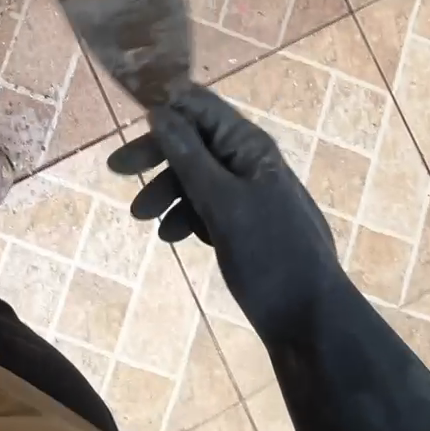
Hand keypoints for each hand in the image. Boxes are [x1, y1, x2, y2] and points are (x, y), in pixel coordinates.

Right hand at [106, 88, 346, 338]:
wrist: (313, 324)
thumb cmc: (270, 255)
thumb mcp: (223, 203)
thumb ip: (189, 156)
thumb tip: (158, 111)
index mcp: (249, 146)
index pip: (200, 106)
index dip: (165, 106)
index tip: (130, 116)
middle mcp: (247, 161)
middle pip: (191, 140)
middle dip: (155, 154)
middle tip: (116, 169)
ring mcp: (246, 193)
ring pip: (193, 175)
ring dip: (165, 191)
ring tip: (141, 218)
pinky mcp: (242, 223)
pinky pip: (204, 205)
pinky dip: (184, 216)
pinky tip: (171, 237)